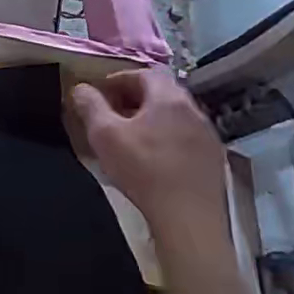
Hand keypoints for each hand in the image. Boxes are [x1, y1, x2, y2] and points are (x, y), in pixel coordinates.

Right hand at [72, 69, 227, 244]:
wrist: (189, 219)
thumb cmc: (144, 171)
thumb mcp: (105, 136)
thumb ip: (91, 106)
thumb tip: (80, 88)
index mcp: (168, 97)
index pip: (143, 74)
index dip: (118, 80)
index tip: (101, 93)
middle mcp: (193, 109)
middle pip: (161, 92)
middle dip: (135, 98)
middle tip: (113, 113)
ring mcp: (207, 134)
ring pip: (175, 116)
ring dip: (153, 119)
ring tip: (132, 136)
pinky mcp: (213, 159)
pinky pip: (186, 138)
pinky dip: (168, 138)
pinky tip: (155, 159)